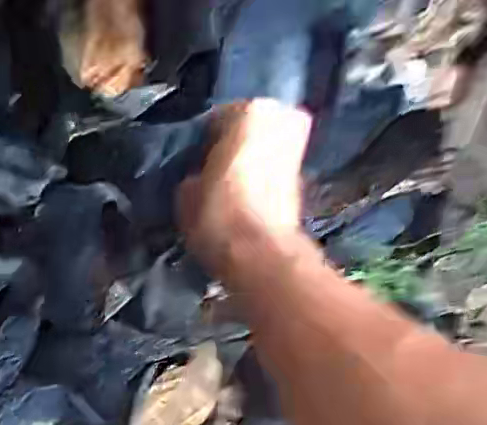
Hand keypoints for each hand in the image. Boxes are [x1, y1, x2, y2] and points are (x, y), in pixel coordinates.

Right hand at [176, 99, 315, 282]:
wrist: (258, 252)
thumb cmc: (217, 216)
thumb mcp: (185, 195)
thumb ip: (192, 175)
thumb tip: (196, 177)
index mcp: (249, 111)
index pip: (215, 119)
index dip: (199, 144)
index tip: (188, 164)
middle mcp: (281, 115)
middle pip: (245, 128)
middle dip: (228, 148)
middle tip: (206, 173)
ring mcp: (296, 143)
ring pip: (260, 147)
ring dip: (244, 163)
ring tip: (222, 188)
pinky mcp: (301, 172)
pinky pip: (270, 167)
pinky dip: (257, 178)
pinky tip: (239, 198)